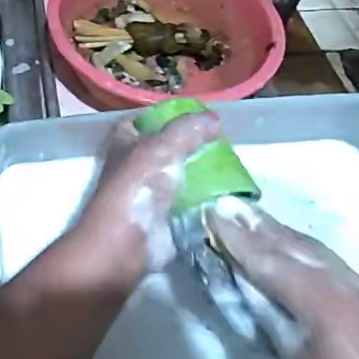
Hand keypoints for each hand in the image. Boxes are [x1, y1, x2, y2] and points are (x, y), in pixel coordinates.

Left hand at [70, 111, 219, 279]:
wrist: (127, 243)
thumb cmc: (137, 185)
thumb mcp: (162, 146)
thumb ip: (188, 128)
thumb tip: (214, 119)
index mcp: (125, 142)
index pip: (142, 120)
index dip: (164, 115)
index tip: (195, 115)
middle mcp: (135, 165)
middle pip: (166, 148)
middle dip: (191, 144)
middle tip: (222, 141)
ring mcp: (151, 192)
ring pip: (181, 174)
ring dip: (203, 172)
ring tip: (233, 164)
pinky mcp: (166, 216)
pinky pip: (191, 201)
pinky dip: (207, 198)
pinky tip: (230, 191)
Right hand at [203, 204, 358, 358]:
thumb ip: (275, 325)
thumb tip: (254, 297)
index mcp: (313, 296)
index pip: (265, 259)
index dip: (236, 237)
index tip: (211, 214)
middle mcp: (332, 276)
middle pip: (286, 241)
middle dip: (254, 224)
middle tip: (225, 205)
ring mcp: (351, 278)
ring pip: (305, 244)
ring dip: (275, 229)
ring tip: (250, 217)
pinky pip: (320, 253)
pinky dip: (296, 243)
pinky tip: (288, 243)